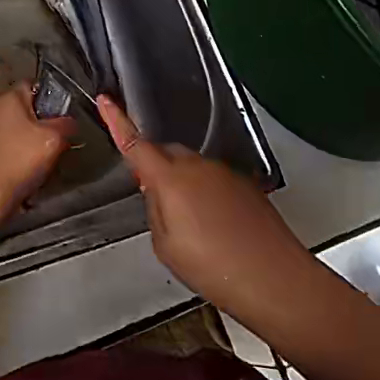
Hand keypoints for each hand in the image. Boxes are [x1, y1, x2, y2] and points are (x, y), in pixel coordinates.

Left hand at [0, 87, 75, 217]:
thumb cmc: (19, 159)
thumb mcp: (54, 138)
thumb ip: (66, 124)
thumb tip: (70, 122)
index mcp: (9, 98)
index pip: (35, 84)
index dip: (53, 96)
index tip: (66, 113)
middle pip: (30, 110)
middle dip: (47, 124)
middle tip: (61, 139)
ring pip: (24, 131)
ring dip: (38, 144)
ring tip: (48, 159)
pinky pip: (15, 148)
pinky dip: (25, 158)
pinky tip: (33, 172)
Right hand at [96, 95, 316, 310]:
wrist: (272, 277)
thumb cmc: (217, 266)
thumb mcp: (165, 245)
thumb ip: (153, 210)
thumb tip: (156, 196)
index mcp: (171, 179)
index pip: (135, 143)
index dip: (117, 120)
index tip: (106, 101)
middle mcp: (199, 167)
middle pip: (166, 154)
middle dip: (155, 170)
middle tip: (153, 202)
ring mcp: (225, 173)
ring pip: (192, 169)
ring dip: (184, 188)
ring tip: (190, 230)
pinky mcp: (245, 184)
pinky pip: (215, 181)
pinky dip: (208, 197)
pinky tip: (214, 229)